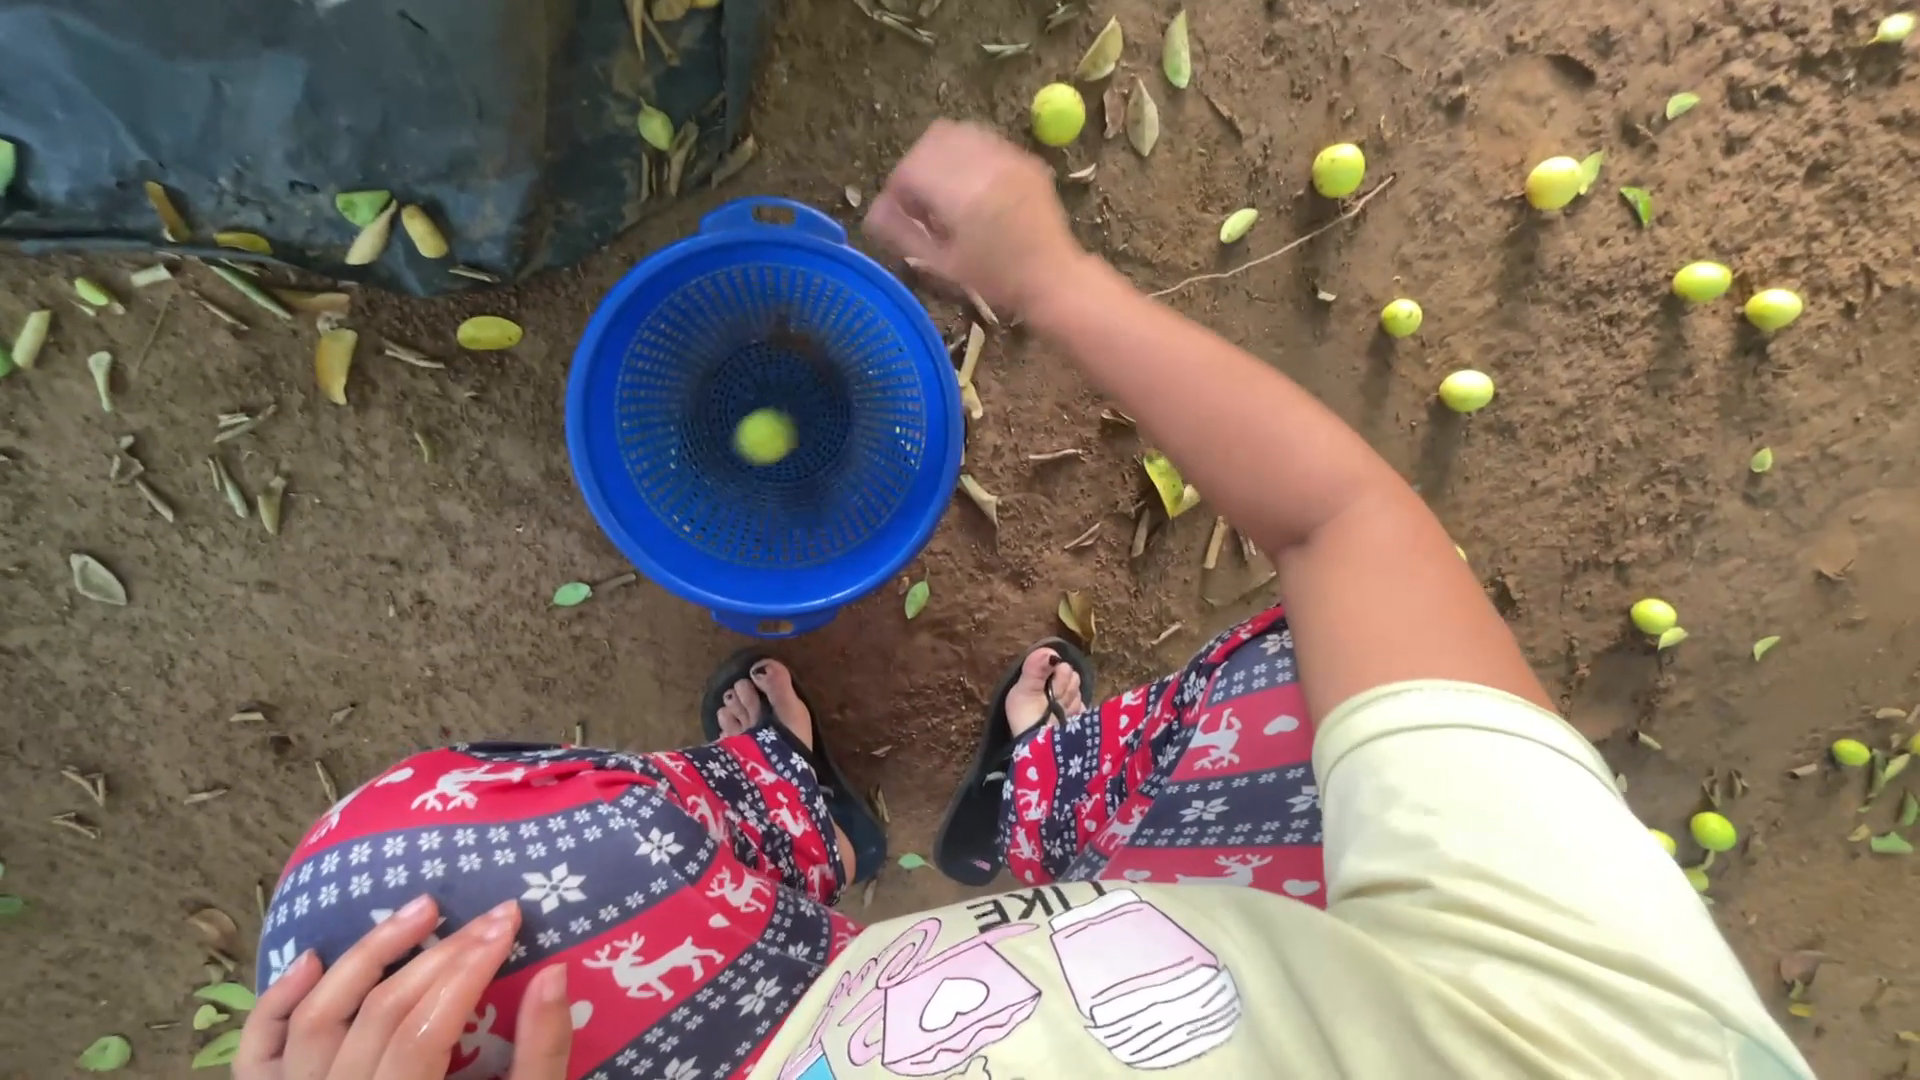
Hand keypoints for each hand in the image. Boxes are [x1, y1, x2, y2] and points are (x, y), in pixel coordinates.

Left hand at [236, 896, 571, 1079]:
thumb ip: (541, 1055)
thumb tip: (554, 973)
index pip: (424, 1032)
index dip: (470, 966)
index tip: (511, 919)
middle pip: (379, 1017)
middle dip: (443, 953)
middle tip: (494, 913)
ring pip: (314, 1023)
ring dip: (369, 955)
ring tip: (424, 907)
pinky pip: (257, 1059)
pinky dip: (278, 1006)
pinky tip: (313, 958)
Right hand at [864, 120, 1086, 318]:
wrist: (1052, 277)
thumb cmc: (995, 279)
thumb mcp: (943, 264)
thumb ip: (903, 234)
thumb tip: (873, 213)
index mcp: (960, 193)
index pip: (910, 169)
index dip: (896, 190)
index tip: (899, 214)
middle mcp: (983, 163)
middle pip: (929, 143)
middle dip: (915, 168)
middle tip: (920, 203)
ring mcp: (1007, 155)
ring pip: (955, 134)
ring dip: (939, 157)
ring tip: (944, 194)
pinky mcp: (1023, 157)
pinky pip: (982, 140)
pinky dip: (965, 156)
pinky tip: (971, 189)